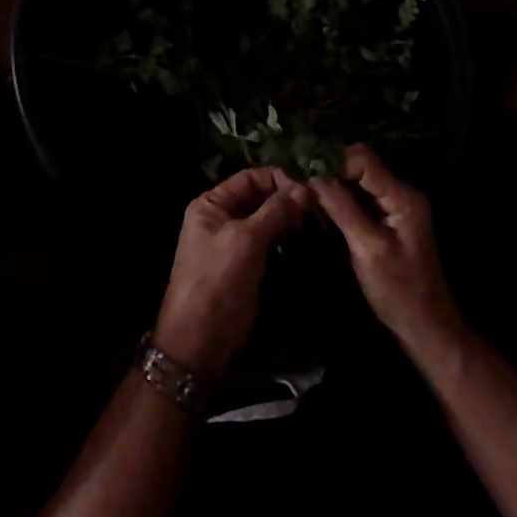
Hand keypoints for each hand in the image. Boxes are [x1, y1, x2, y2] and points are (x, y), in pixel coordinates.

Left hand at [154, 166, 310, 377]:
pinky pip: (266, 241)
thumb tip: (305, 188)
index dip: (278, 180)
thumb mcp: (246, 241)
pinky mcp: (244, 264)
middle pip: (258, 196)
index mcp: (211, 204)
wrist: (199, 339)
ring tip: (313, 223)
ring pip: (264, 219)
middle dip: (285, 199)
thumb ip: (275, 211)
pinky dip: (283, 237)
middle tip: (316, 209)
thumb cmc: (218, 281)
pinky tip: (303, 239)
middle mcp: (220, 217)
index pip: (249, 177)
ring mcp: (231, 241)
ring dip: (287, 218)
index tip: (309, 191)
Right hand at [309, 144, 463, 350]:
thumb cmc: (398, 290)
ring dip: (332, 184)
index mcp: (402, 197)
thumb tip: (313, 176)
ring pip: (357, 179)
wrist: (424, 326)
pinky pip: (359, 196)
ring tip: (304, 192)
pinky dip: (340, 198)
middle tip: (300, 183)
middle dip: (330, 170)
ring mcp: (394, 206)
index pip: (363, 159)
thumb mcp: (367, 248)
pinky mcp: (386, 218)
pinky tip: (319, 205)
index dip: (334, 163)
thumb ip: (342, 208)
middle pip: (360, 164)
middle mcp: (400, 193)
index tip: (306, 177)